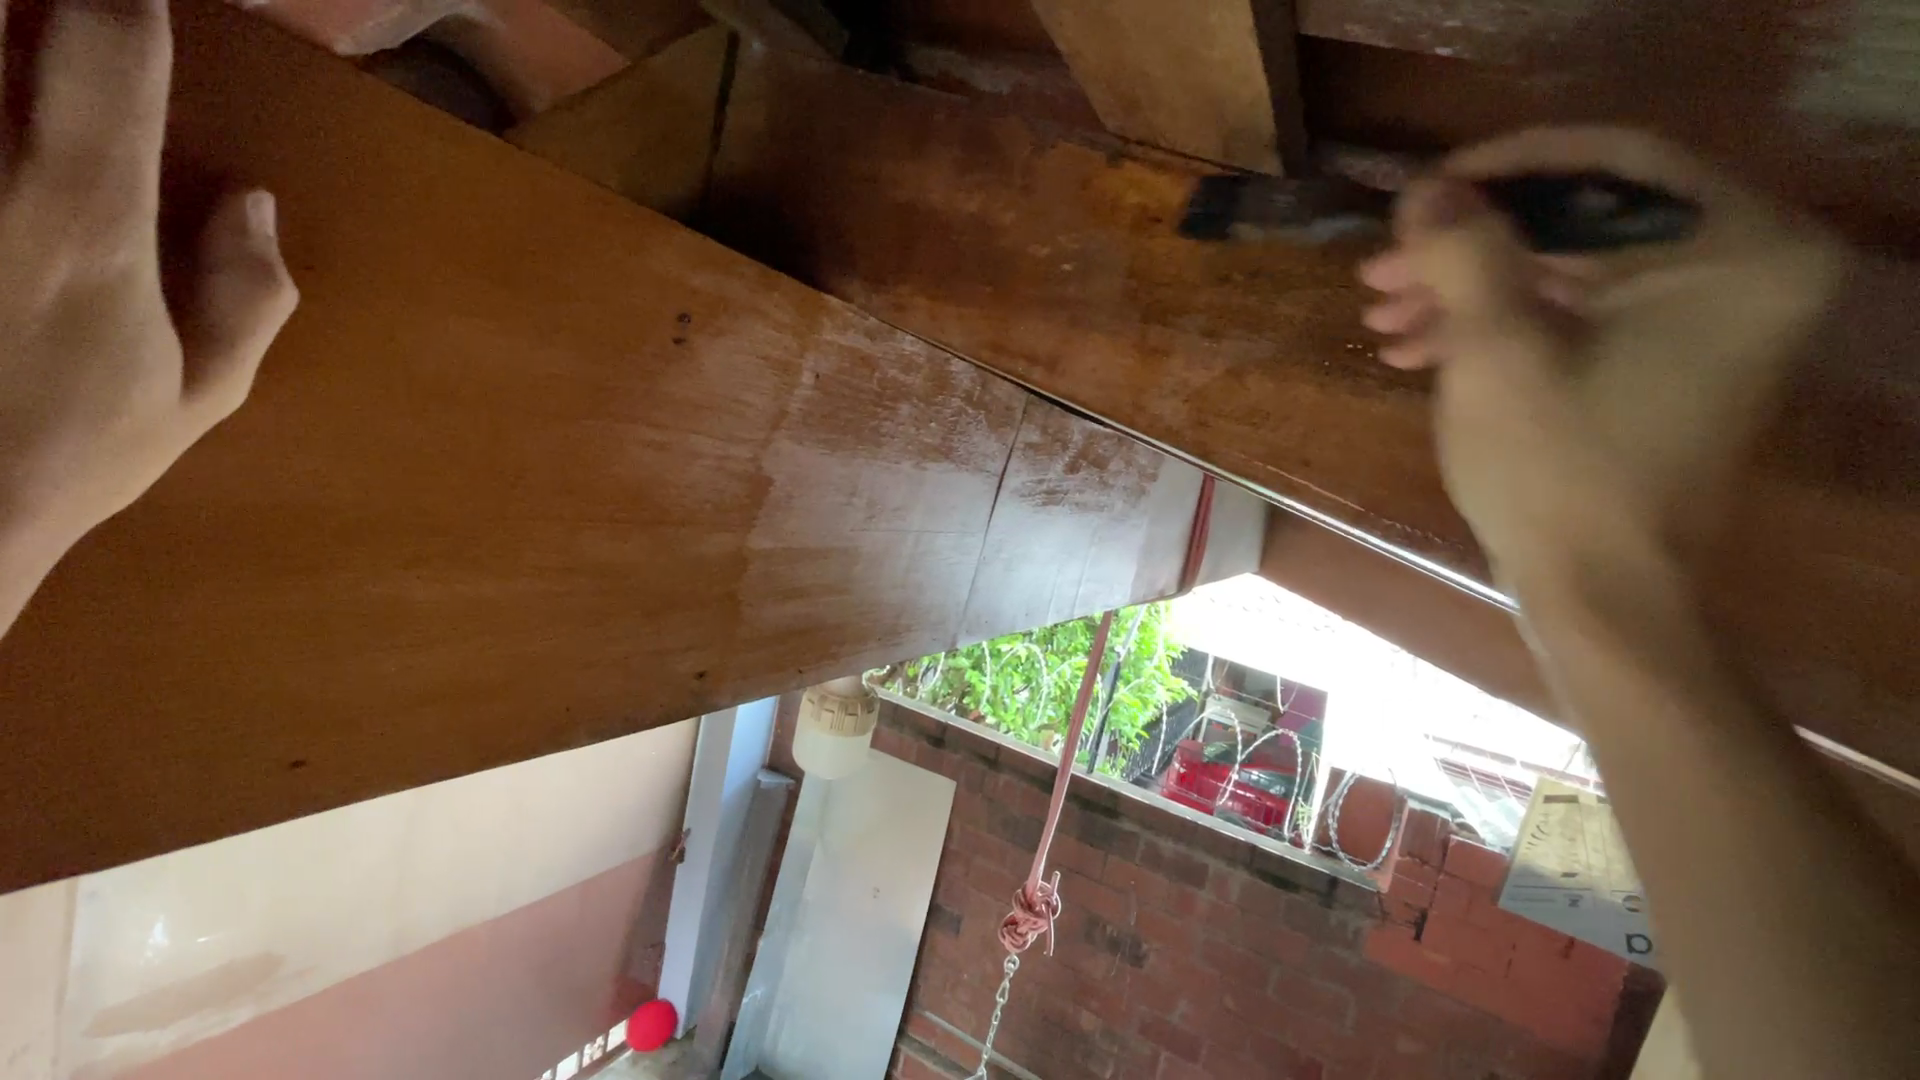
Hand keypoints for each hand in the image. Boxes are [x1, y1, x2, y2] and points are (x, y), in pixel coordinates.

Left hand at [0, 0, 295, 576]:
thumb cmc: (76, 454)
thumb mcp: (205, 393)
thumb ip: (246, 294)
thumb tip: (251, 201)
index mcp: (82, 225)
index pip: (105, 65)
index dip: (128, 12)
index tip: (141, 3)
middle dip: (39, 19)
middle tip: (71, 33)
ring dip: (0, 59)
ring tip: (34, 78)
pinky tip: (16, 132)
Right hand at [1358, 128, 1845, 581]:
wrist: (1599, 586)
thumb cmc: (1556, 469)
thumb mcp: (1496, 351)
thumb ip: (1464, 252)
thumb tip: (1424, 188)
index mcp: (1736, 251)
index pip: (1610, 164)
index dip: (1502, 169)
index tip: (1420, 193)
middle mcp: (1740, 271)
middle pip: (1578, 223)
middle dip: (1465, 249)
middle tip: (1379, 270)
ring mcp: (1703, 322)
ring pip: (1563, 275)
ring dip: (1464, 293)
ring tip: (1380, 319)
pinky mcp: (1662, 363)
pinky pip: (1572, 320)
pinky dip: (1495, 330)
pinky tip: (1416, 352)